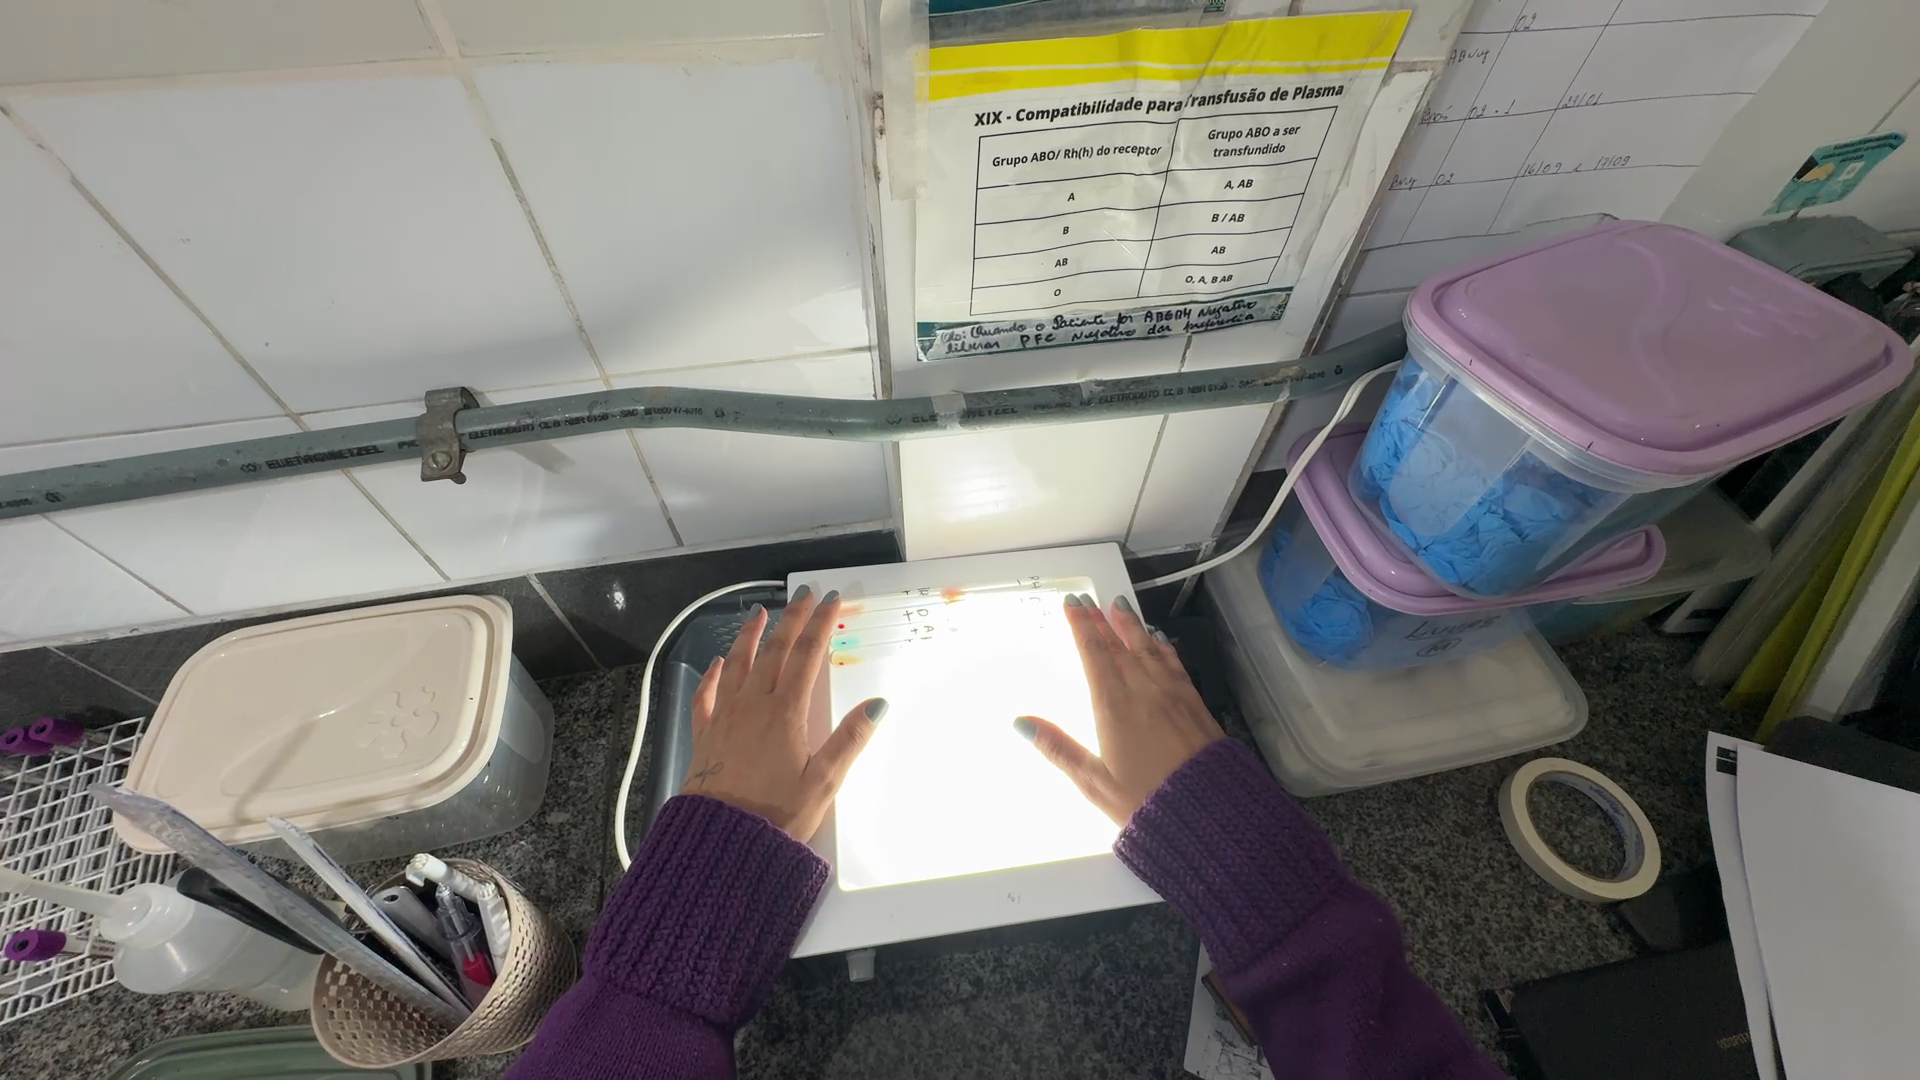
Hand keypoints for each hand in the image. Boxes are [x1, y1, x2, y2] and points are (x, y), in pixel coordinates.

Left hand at [681, 587, 885, 841]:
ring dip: (750, 636)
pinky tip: (718, 663)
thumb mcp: (824, 782)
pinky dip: (713, 675)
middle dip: (792, 618)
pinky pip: (707, 695)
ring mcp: (725, 717)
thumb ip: (850, 739)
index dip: (820, 625)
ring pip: (738, 664)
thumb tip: (878, 703)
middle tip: (803, 593)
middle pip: (775, 650)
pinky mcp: (705, 735)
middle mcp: (754, 704)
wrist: (720, 843)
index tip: (830, 600)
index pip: (807, 656)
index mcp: (786, 712)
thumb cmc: (778, 814)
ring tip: (759, 613)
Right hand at [1017, 594, 1224, 824]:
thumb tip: (1021, 722)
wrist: (1211, 813)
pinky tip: (1159, 639)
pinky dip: (1162, 645)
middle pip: (1119, 645)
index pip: (1094, 654)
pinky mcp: (1194, 702)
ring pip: (1148, 648)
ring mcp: (1171, 693)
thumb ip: (1057, 748)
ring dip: (1132, 625)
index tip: (1074, 603)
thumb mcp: (1093, 781)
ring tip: (1120, 606)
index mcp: (1113, 705)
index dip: (1082, 626)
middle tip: (1090, 600)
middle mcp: (1143, 690)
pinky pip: (1174, 662)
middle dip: (1102, 620)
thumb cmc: (1146, 800)